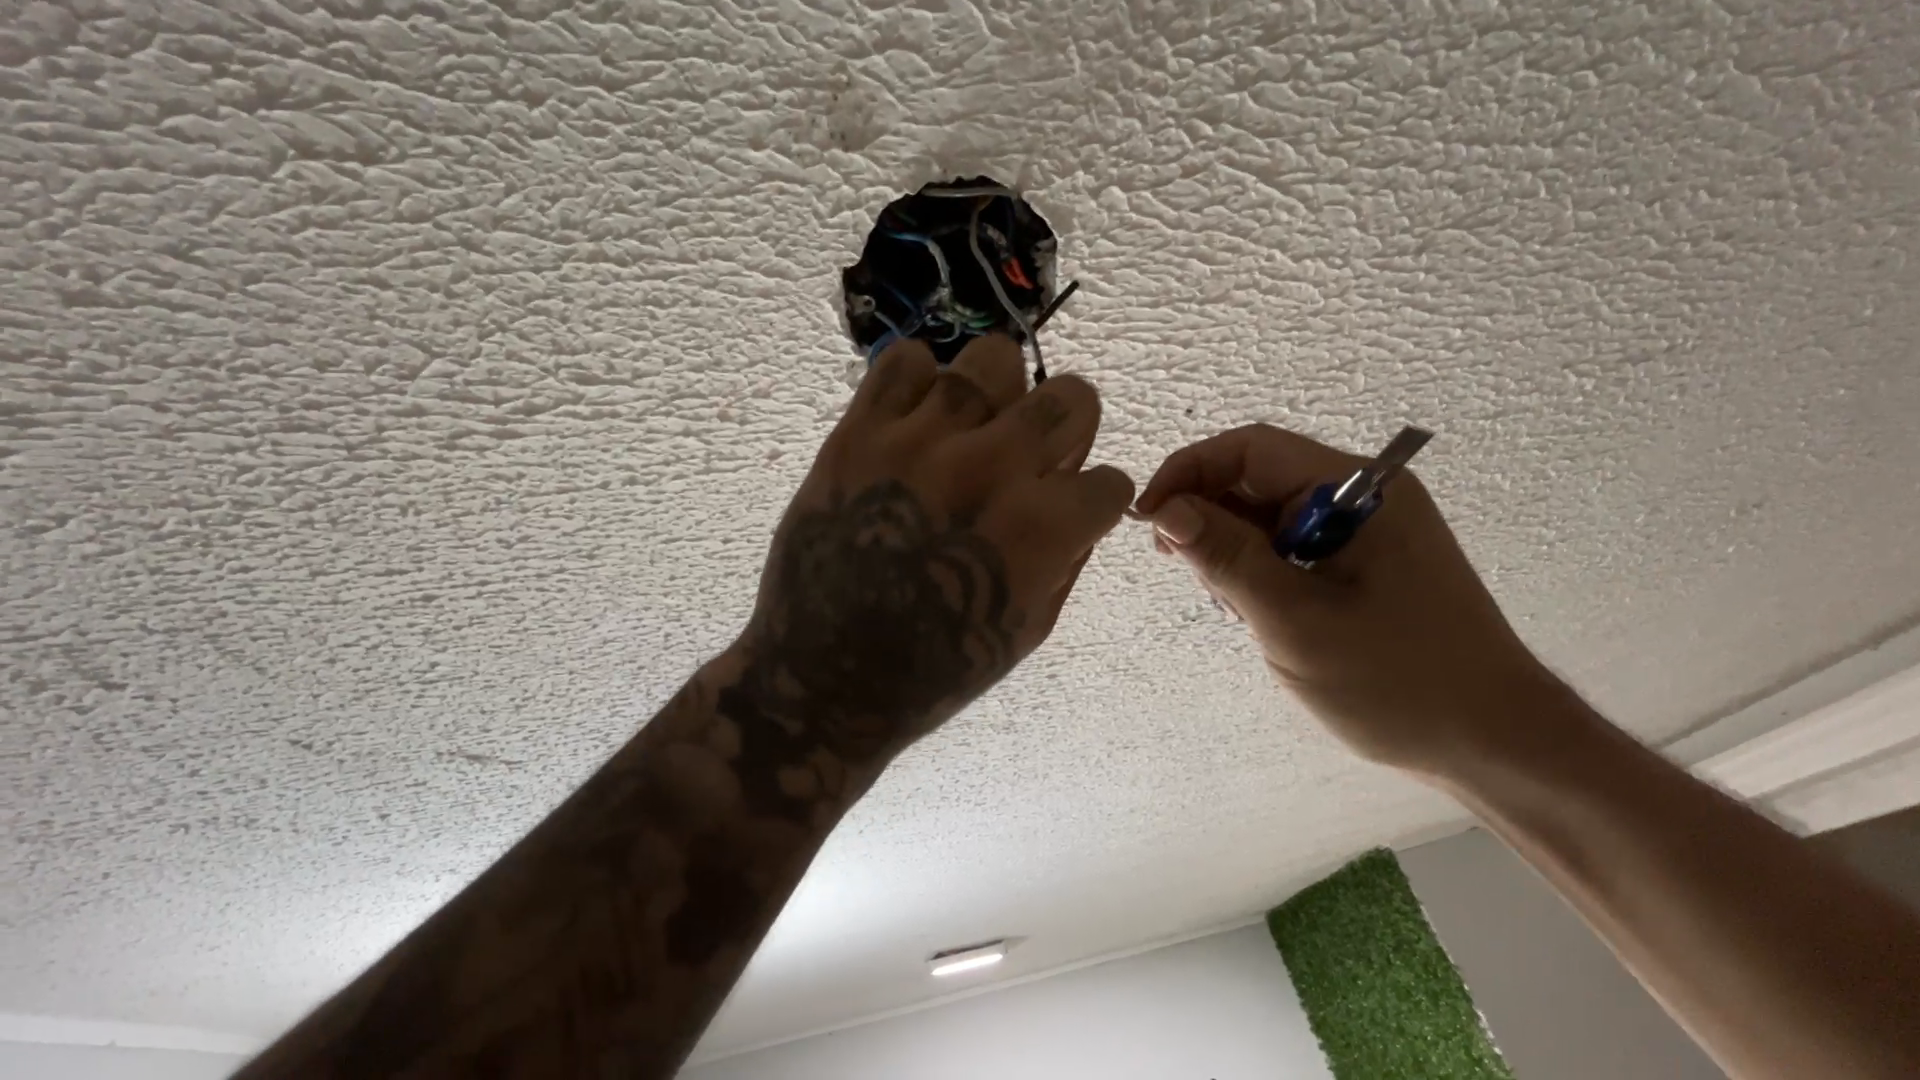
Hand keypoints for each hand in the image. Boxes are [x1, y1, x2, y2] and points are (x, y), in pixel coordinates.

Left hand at [737, 334, 1132, 774]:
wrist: (825, 675)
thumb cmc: (936, 668)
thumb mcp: (1029, 630)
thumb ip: (1067, 555)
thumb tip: (1077, 500)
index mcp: (1042, 528)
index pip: (1110, 479)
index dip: (1093, 500)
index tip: (1069, 511)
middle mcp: (992, 468)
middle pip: (1072, 396)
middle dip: (1065, 431)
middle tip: (1030, 459)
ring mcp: (922, 441)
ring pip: (993, 358)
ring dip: (997, 396)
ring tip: (971, 432)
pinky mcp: (860, 431)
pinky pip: (905, 361)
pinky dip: (917, 385)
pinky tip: (914, 425)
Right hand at [1137, 423, 1557, 775]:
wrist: (1494, 742)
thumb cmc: (1398, 682)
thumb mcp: (1295, 621)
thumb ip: (1227, 559)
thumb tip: (1165, 511)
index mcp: (1360, 492)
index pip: (1252, 450)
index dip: (1189, 472)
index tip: (1148, 520)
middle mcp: (1365, 498)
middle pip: (1259, 480)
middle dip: (1209, 517)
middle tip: (1186, 571)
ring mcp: (1367, 532)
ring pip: (1271, 516)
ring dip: (1233, 549)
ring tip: (1230, 603)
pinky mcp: (1365, 564)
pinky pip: (1293, 547)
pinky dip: (1261, 570)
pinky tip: (1257, 610)